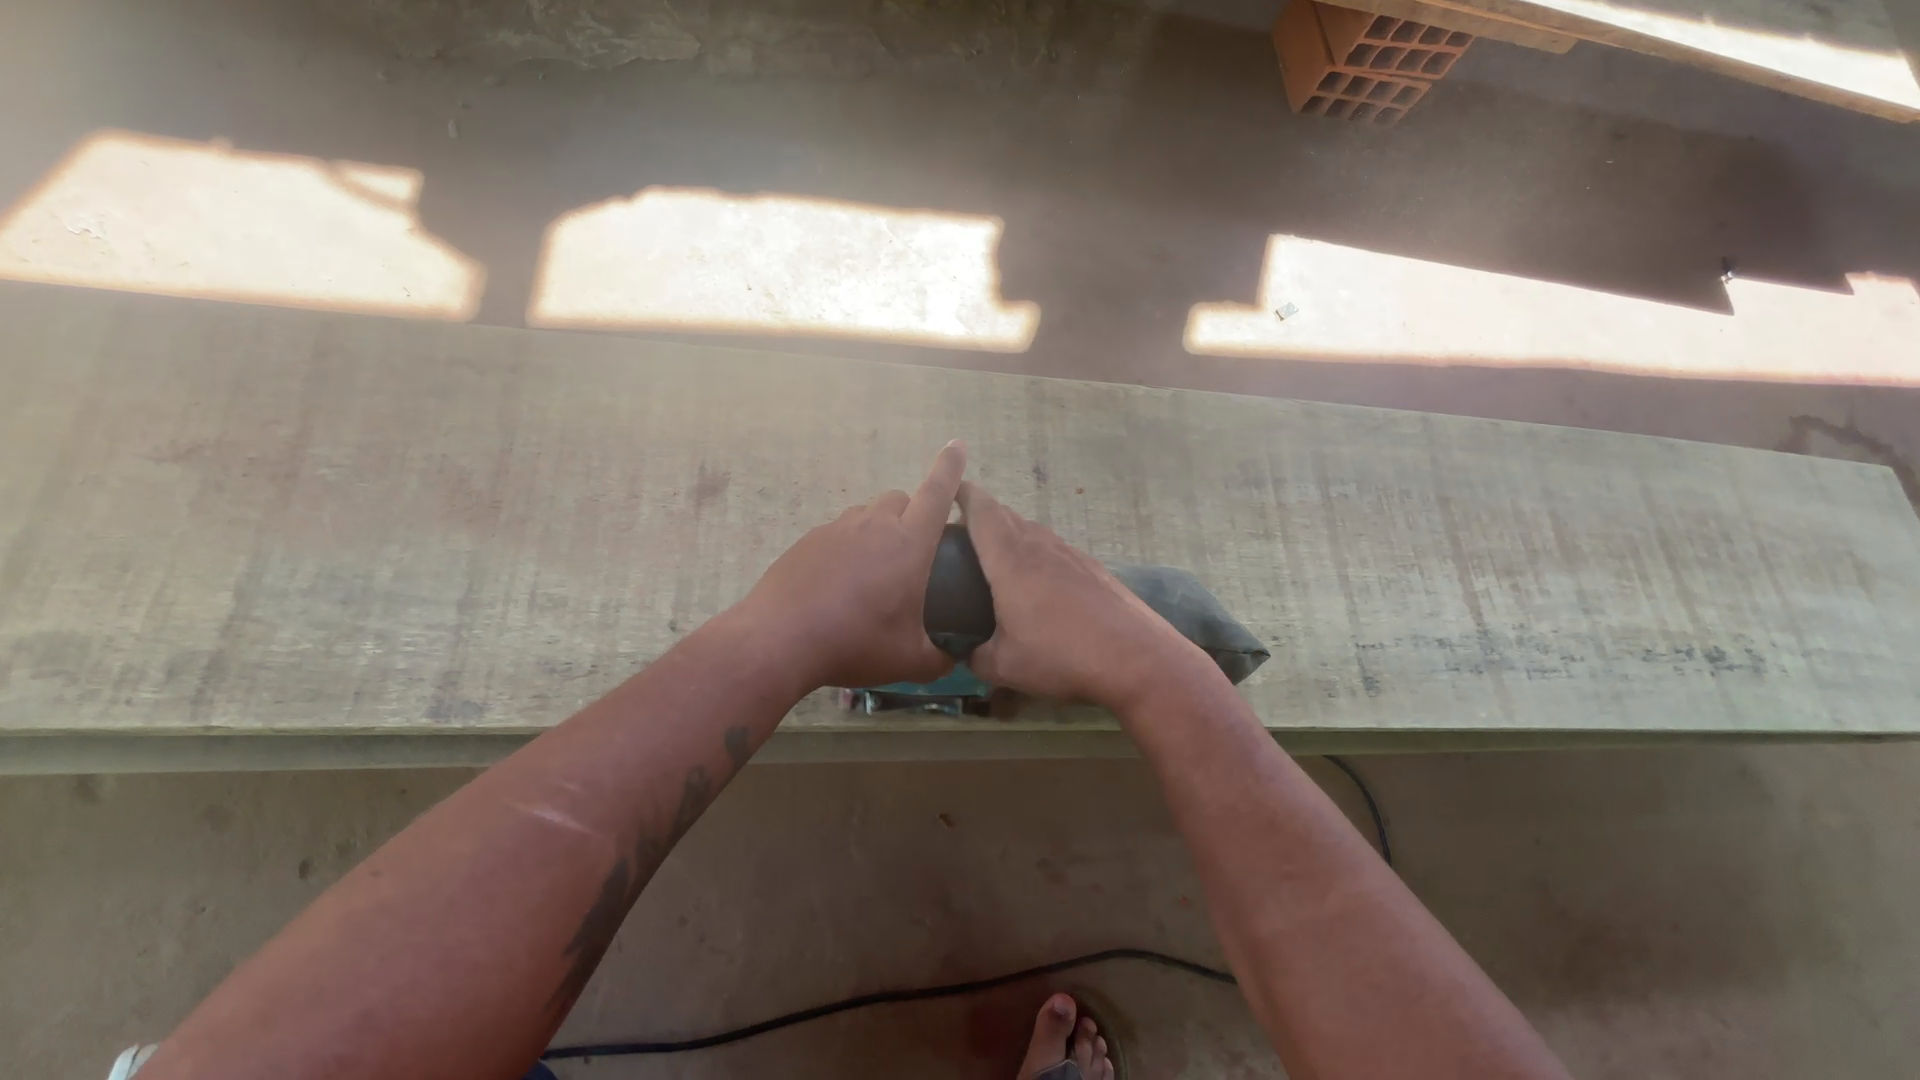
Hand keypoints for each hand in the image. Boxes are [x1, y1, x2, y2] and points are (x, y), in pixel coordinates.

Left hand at [737, 441, 966, 689]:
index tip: (957, 445)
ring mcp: (836, 529)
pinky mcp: (807, 541)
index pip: (937, 493)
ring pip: (866, 514)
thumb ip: (940, 656)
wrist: (780, 639)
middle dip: (912, 512)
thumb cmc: (855, 643)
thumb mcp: (909, 660)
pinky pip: (838, 533)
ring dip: (878, 531)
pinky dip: (847, 549)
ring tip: (873, 574)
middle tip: (912, 552)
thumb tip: (954, 658)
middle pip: (899, 498)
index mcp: (909, 543)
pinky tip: (838, 585)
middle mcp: (873, 525)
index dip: (951, 468)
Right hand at [956, 481, 1213, 712]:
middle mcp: (1041, 546)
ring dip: (1011, 536)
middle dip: (980, 516)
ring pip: (1033, 532)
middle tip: (959, 534)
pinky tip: (1038, 586)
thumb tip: (963, 652)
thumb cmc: (1062, 656)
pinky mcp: (1093, 569)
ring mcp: (1072, 554)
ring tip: (995, 560)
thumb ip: (975, 656)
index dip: (961, 494)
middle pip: (1005, 516)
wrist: (1137, 658)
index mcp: (1011, 560)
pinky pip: (1054, 550)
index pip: (981, 510)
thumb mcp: (1004, 667)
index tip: (946, 491)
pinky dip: (1037, 556)